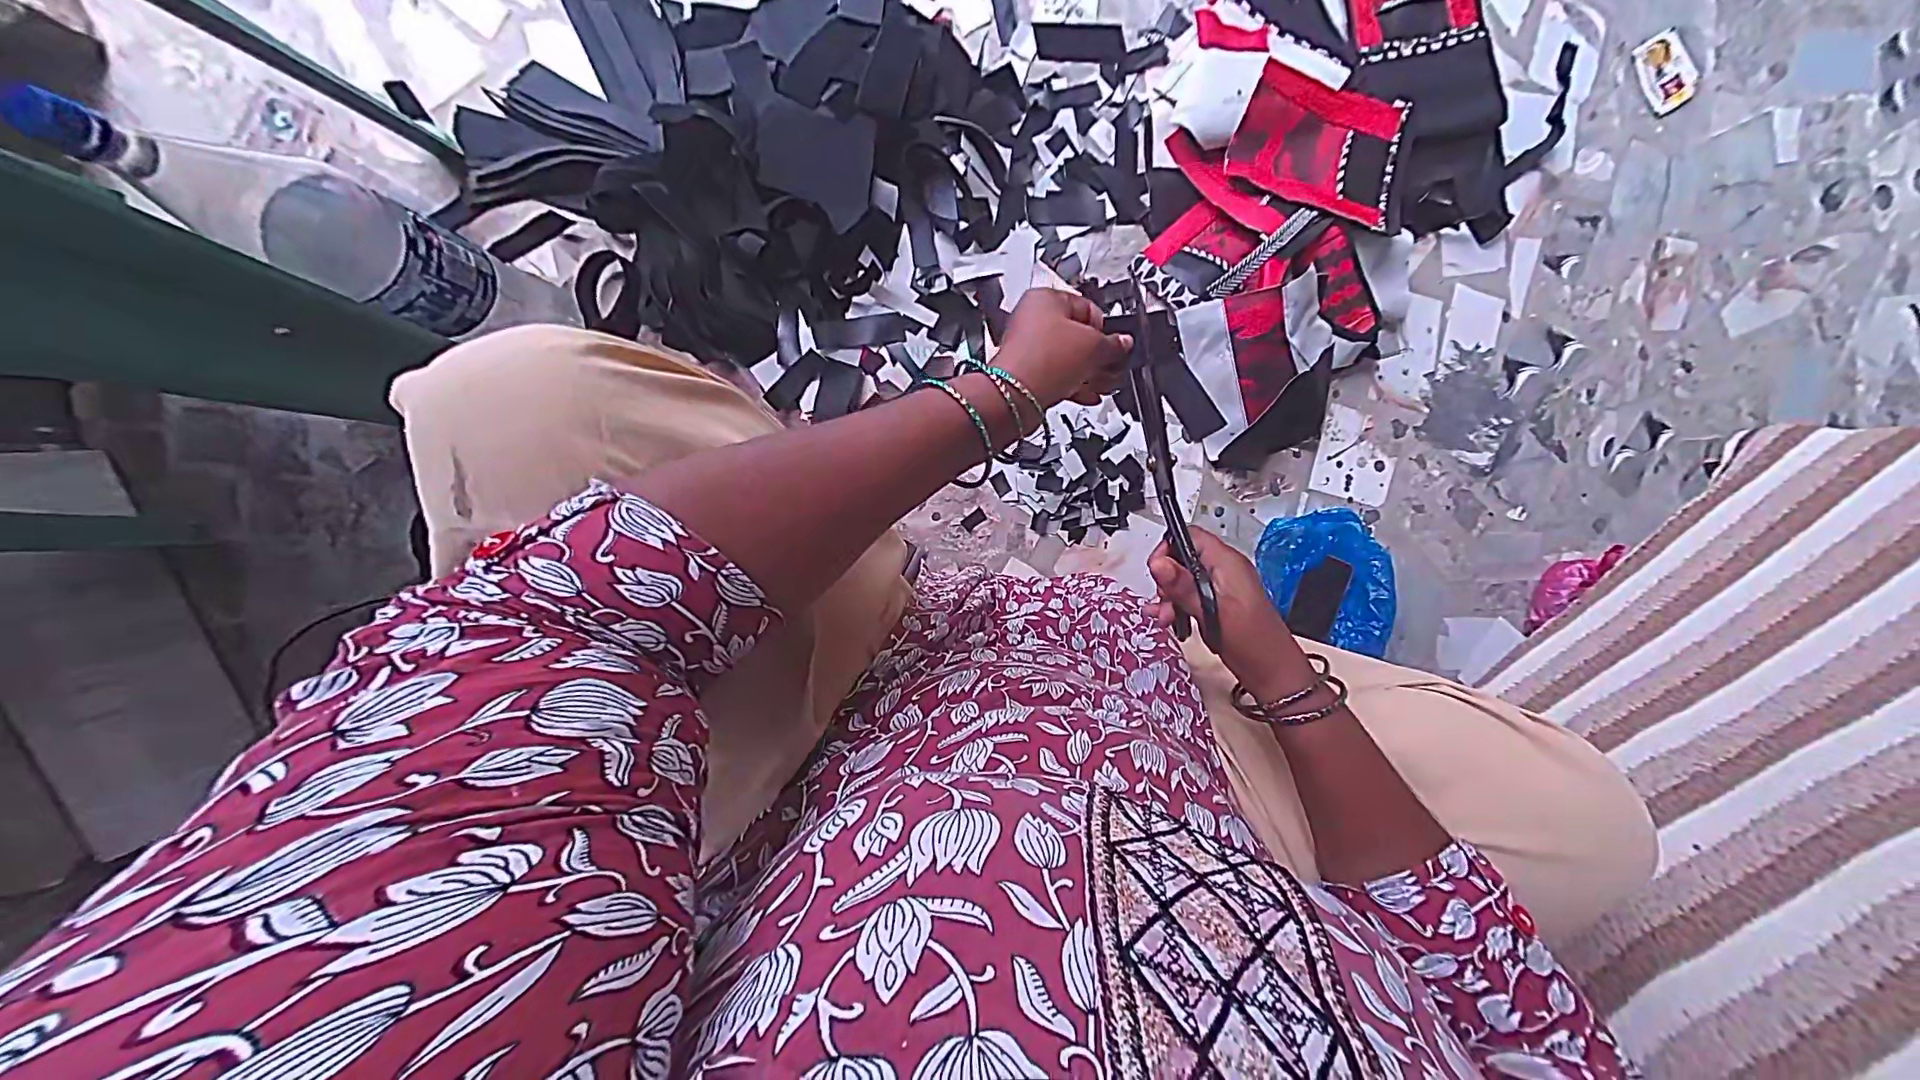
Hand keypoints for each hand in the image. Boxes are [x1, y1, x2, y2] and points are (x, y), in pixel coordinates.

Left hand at [993, 289, 1131, 406]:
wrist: (1016, 396)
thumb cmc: (1042, 360)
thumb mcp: (1094, 347)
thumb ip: (1114, 344)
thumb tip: (1123, 344)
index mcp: (1046, 298)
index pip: (1088, 308)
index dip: (1106, 329)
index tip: (1116, 345)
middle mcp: (1033, 319)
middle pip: (1077, 336)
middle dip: (1098, 356)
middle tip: (1112, 366)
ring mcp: (1028, 348)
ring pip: (1067, 358)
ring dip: (1088, 372)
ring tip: (1103, 383)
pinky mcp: (1026, 373)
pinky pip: (1056, 375)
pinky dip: (1073, 383)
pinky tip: (1087, 393)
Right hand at [1147, 526, 1317, 699]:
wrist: (1273, 674)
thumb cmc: (1254, 643)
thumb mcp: (1212, 612)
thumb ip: (1183, 586)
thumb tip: (1159, 563)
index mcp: (1227, 564)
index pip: (1190, 536)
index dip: (1168, 549)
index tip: (1157, 573)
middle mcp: (1223, 571)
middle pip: (1182, 558)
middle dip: (1166, 579)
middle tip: (1164, 599)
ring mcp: (1220, 588)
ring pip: (1182, 580)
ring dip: (1169, 597)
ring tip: (1167, 616)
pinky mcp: (1216, 605)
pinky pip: (1189, 597)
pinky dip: (1177, 607)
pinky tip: (1173, 620)